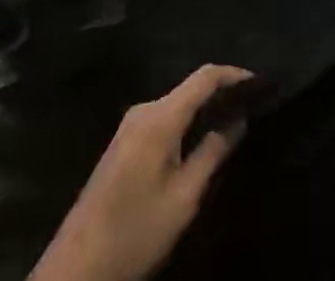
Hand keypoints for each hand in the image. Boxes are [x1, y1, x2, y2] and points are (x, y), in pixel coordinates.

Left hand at [30, 65, 252, 280]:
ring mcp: (128, 129)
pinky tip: (203, 140)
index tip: (262, 85)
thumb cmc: (134, 233)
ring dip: (206, 109)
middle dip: (223, 93)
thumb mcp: (184, 197)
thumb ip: (214, 152)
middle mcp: (143, 113)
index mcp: (159, 119)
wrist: (72, 275)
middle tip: (254, 108)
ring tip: (235, 123)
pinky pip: (164, 119)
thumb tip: (239, 119)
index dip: (236, 74)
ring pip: (178, 104)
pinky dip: (188, 122)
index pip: (205, 77)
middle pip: (191, 88)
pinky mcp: (122, 146)